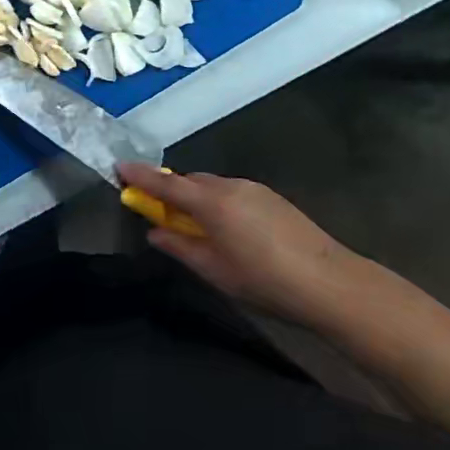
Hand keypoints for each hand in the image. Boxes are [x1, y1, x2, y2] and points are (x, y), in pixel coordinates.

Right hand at [116, 164, 360, 321]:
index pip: (165, 184)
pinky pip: (234, 192)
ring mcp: (254, 188)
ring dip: (199, 199)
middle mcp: (229, 185)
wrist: (330, 282)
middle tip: (165, 216)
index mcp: (210, 202)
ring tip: (203, 230)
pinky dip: (222, 203)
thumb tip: (155, 232)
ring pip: (214, 186)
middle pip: (190, 181)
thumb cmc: (264, 280)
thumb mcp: (215, 270)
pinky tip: (234, 232)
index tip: (119, 167)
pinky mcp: (272, 197)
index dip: (140, 176)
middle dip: (173, 192)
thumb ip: (180, 247)